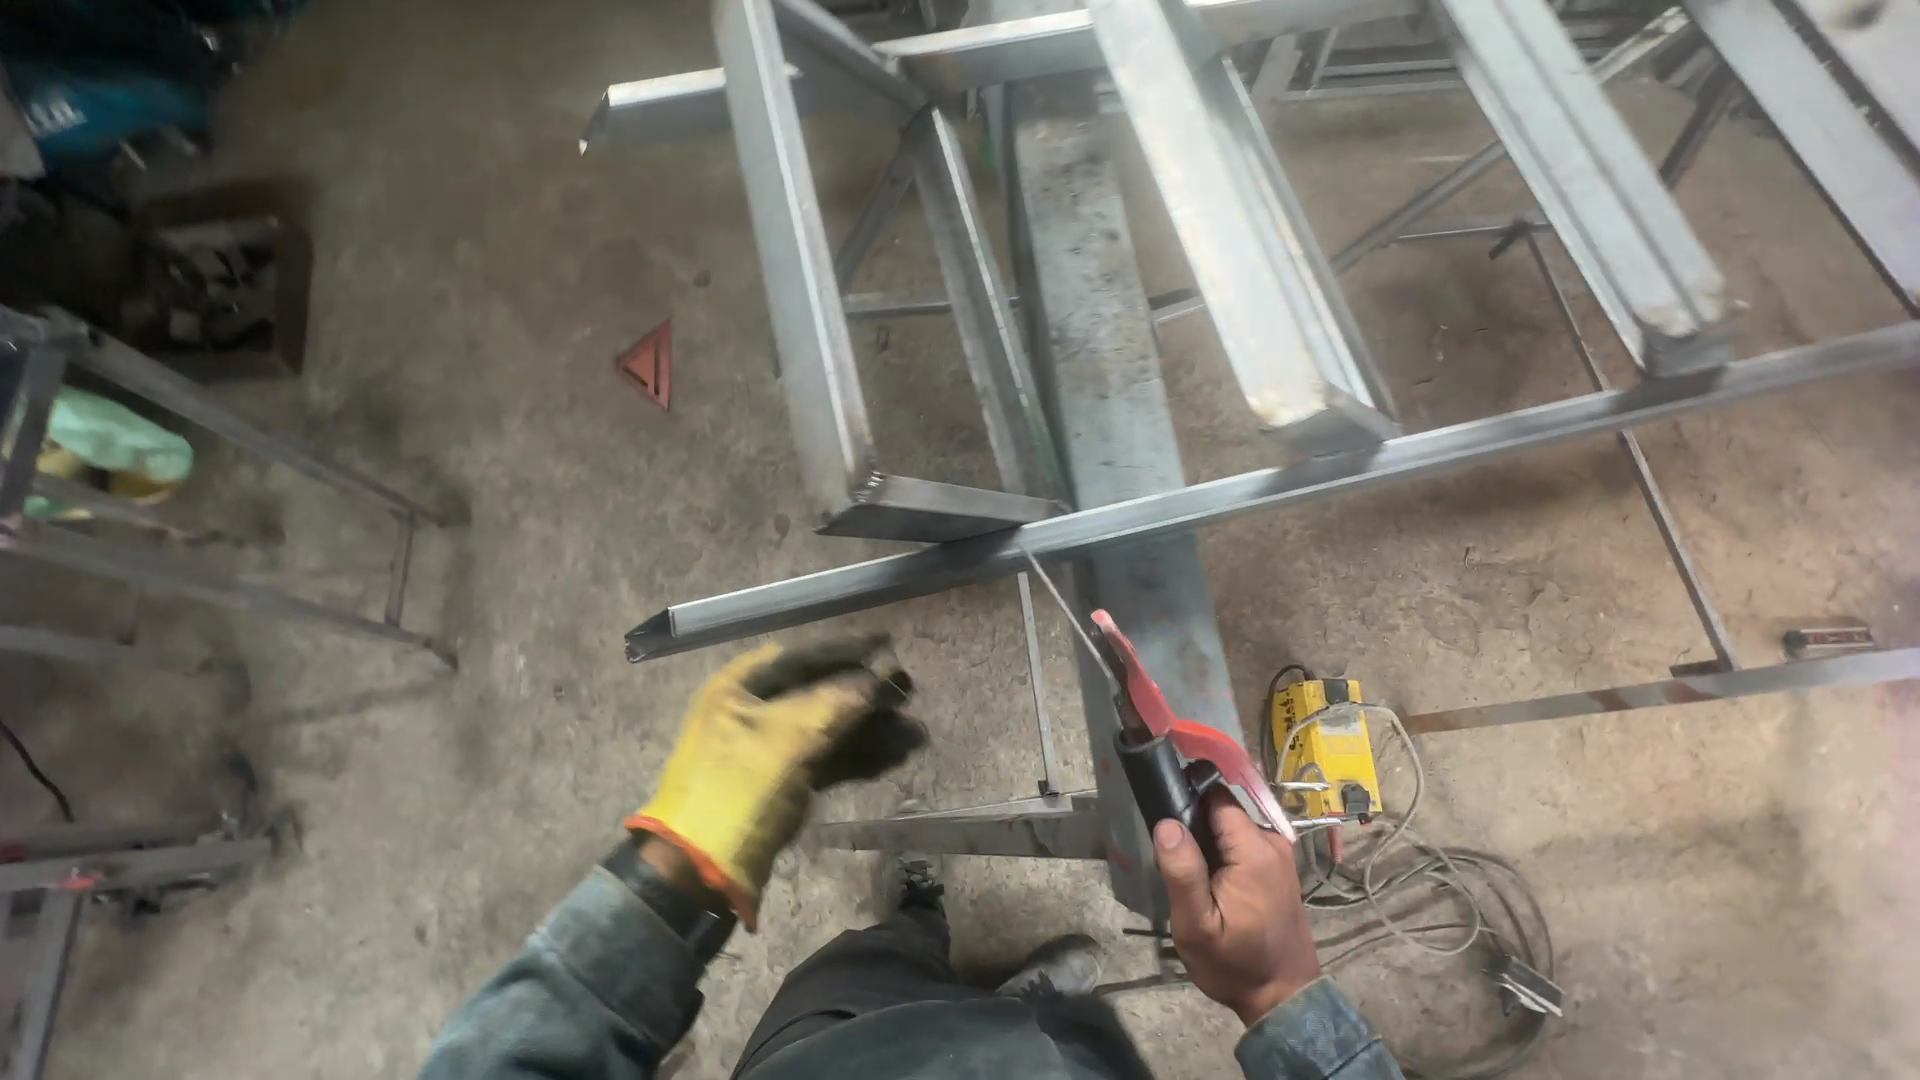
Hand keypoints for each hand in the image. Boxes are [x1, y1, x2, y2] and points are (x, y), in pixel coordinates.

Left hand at [626, 635, 925, 928]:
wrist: (698, 873)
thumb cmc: (736, 791)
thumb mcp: (785, 741)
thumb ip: (835, 705)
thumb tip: (876, 681)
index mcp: (740, 688)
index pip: (802, 658)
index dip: (847, 651)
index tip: (888, 645)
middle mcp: (753, 711)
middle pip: (820, 693)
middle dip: (867, 697)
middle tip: (909, 694)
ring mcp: (767, 749)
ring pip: (827, 729)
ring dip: (870, 731)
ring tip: (916, 735)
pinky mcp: (781, 783)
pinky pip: (825, 760)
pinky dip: (857, 758)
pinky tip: (894, 758)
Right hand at [1155, 794, 1320, 1024]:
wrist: (1284, 1001)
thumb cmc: (1235, 965)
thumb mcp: (1197, 926)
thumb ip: (1183, 873)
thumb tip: (1166, 823)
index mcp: (1254, 850)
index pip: (1216, 797)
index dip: (1187, 802)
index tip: (1166, 826)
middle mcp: (1272, 842)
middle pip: (1223, 810)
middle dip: (1195, 826)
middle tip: (1176, 861)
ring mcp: (1279, 855)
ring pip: (1231, 826)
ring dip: (1208, 842)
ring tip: (1192, 874)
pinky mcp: (1279, 868)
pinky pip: (1243, 842)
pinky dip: (1224, 853)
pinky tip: (1212, 882)